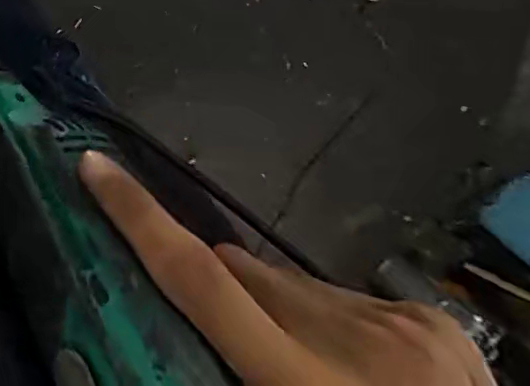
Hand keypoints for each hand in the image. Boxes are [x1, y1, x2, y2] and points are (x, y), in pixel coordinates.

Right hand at [79, 153, 492, 385]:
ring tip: (303, 366)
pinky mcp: (436, 324)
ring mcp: (402, 327)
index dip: (139, 217)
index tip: (93, 165)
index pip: (200, 279)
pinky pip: (341, 296)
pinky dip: (328, 321)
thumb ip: (223, 368)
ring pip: (288, 283)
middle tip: (223, 340)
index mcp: (302, 384)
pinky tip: (358, 369)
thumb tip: (180, 325)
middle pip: (239, 273)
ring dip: (275, 309)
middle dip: (218, 290)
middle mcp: (349, 342)